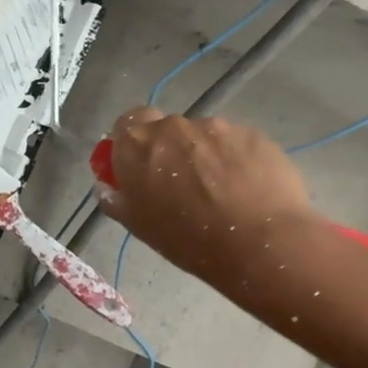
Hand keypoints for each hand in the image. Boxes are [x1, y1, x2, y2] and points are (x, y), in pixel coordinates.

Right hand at [94, 107, 319, 279]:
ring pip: (204, 136)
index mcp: (135, 143)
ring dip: (206, 155)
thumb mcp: (136, 225)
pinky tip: (248, 189)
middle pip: (167, 129)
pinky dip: (237, 160)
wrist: (260, 244)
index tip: (141, 165)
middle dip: (171, 149)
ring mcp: (217, 127)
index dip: (133, 142)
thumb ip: (115, 199)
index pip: (126, 123)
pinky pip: (237, 144)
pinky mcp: (254, 135)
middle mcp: (172, 126)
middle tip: (182, 183)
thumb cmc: (187, 237)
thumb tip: (107, 187)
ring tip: (222, 190)